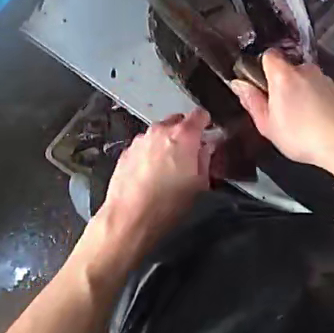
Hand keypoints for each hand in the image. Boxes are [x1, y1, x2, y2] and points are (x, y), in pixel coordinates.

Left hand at [93, 109, 212, 249]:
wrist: (131, 217)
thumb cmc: (166, 204)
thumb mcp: (200, 184)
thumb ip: (205, 160)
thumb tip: (205, 150)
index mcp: (184, 135)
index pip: (199, 114)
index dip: (206, 122)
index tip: (207, 131)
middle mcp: (160, 132)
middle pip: (177, 121)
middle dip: (185, 133)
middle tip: (190, 154)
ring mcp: (141, 141)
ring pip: (159, 134)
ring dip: (166, 144)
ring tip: (169, 169)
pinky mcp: (126, 153)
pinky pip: (144, 147)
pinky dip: (150, 155)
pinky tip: (152, 175)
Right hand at [230, 50, 333, 172]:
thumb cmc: (304, 136)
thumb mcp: (268, 125)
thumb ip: (252, 101)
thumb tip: (240, 85)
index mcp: (283, 75)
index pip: (269, 55)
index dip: (263, 68)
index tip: (260, 86)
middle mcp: (306, 70)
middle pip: (288, 69)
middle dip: (282, 86)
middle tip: (279, 111)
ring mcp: (325, 79)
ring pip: (306, 81)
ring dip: (301, 95)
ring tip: (300, 121)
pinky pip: (321, 91)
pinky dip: (317, 102)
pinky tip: (316, 123)